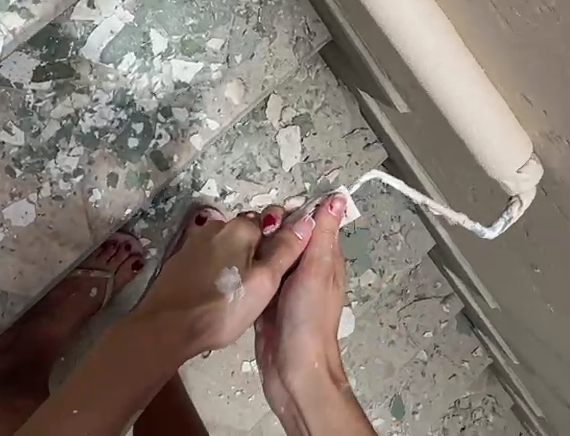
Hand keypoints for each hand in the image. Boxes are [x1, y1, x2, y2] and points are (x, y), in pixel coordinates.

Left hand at [130, 203, 316, 358]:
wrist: (167, 326)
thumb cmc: (223, 307)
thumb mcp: (264, 282)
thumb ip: (286, 250)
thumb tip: (307, 220)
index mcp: (241, 226)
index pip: (272, 222)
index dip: (282, 240)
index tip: (283, 266)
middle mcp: (219, 224)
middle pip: (249, 230)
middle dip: (259, 249)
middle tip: (262, 283)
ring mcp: (196, 240)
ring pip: (228, 244)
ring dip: (237, 258)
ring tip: (240, 289)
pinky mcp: (181, 258)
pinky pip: (210, 256)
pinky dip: (219, 267)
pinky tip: (218, 289)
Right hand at [255, 193, 367, 430]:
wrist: (292, 372)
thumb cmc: (309, 318)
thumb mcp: (317, 269)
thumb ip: (322, 234)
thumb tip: (337, 197)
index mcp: (324, 257)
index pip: (310, 221)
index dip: (294, 211)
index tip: (275, 212)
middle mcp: (305, 268)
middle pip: (287, 235)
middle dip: (271, 229)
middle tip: (254, 231)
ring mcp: (285, 285)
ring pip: (270, 253)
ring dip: (257, 246)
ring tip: (239, 241)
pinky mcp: (266, 300)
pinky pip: (257, 275)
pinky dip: (248, 267)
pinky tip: (232, 261)